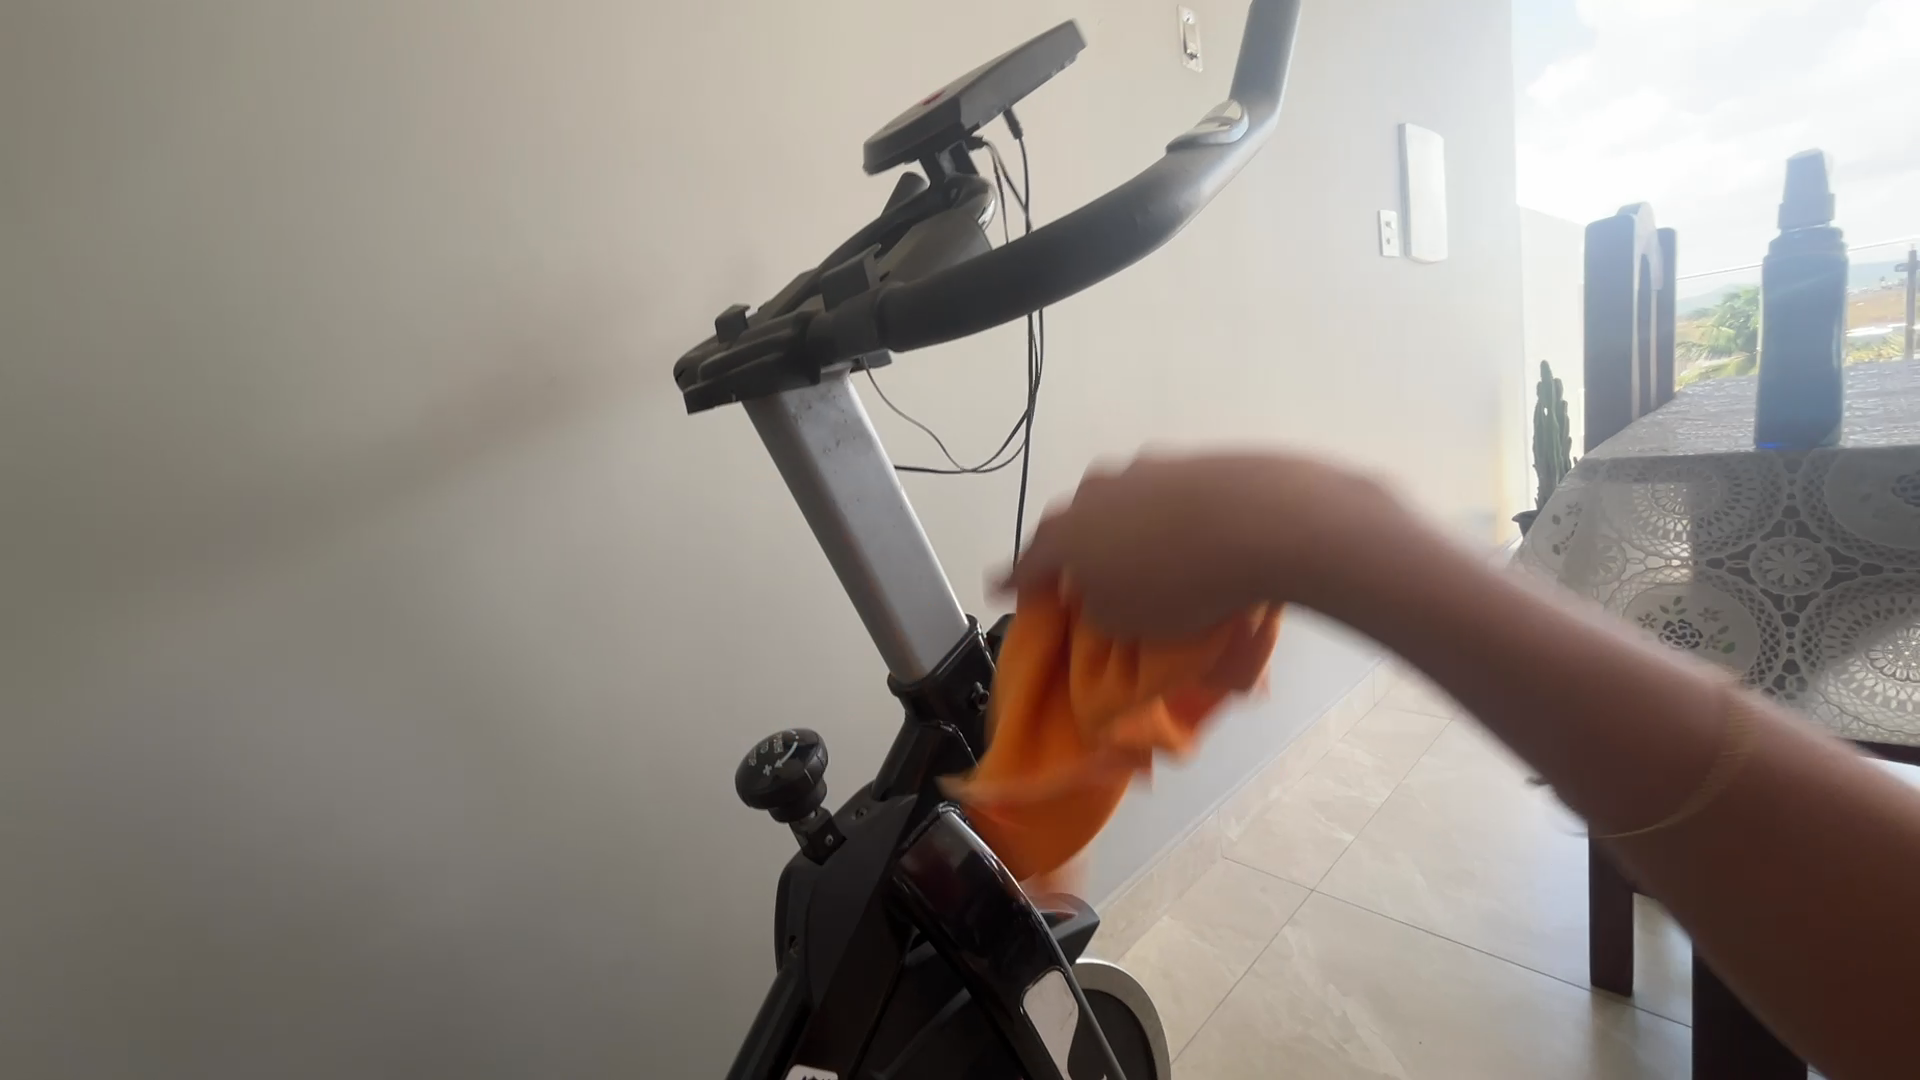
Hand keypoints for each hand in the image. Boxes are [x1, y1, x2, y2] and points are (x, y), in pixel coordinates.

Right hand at [999, 452, 1401, 638]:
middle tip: (1079, 578)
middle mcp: (1095, 493)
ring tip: (1140, 559)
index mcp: (1068, 534)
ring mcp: (1142, 471)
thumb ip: (1095, 608)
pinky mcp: (1188, 462)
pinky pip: (1160, 498)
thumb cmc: (1178, 583)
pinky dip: (1162, 519)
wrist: (1263, 521)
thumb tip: (1096, 593)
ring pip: (1116, 506)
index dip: (1013, 581)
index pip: (1028, 563)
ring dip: (1118, 531)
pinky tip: (1186, 539)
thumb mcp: (1122, 620)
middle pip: (1071, 527)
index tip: (998, 588)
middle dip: (1071, 552)